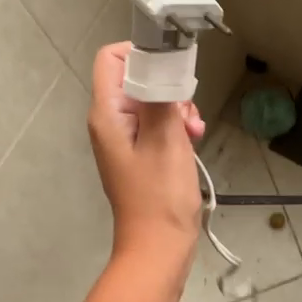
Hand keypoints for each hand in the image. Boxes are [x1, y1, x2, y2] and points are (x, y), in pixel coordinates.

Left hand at [88, 43, 205, 267]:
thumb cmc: (160, 195)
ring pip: (153, 101)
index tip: (174, 70)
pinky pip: (157, 124)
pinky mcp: (141, 153)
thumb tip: (161, 61)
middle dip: (168, 86)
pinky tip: (193, 140)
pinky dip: (177, 127)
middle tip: (187, 111)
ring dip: (178, 109)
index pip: (113, 59)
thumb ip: (161, 96)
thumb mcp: (166, 140)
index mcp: (107, 114)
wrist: (159, 246)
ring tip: (194, 131)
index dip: (142, 55)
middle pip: (137, 79)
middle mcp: (110, 121)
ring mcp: (125, 139)